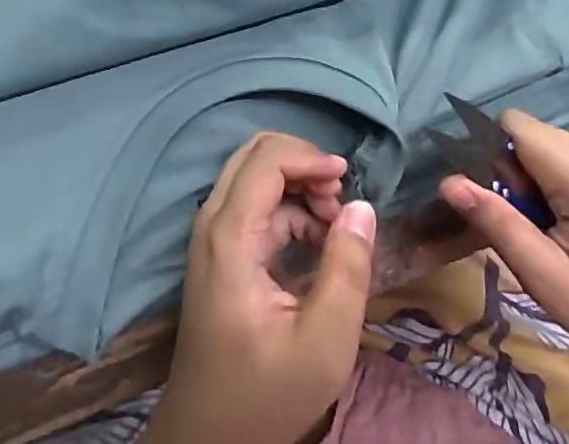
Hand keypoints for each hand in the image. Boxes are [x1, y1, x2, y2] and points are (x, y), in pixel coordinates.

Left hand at [145, 132, 377, 443]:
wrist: (207, 436)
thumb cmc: (265, 394)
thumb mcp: (324, 342)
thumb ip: (347, 269)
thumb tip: (361, 206)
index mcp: (230, 239)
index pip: (265, 160)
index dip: (309, 158)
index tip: (346, 181)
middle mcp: (213, 224)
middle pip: (255, 153)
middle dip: (303, 163)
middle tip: (338, 198)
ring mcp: (213, 236)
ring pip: (256, 174)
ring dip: (299, 185)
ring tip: (334, 224)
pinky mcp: (221, 249)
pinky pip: (257, 202)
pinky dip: (291, 207)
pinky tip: (318, 239)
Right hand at [439, 112, 568, 399]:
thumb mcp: (550, 281)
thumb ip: (498, 224)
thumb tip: (448, 181)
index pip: (512, 125)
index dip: (492, 157)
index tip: (503, 207)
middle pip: (531, 133)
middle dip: (514, 172)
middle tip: (531, 230)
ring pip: (550, 145)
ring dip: (535, 179)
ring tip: (554, 236)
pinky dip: (559, 183)